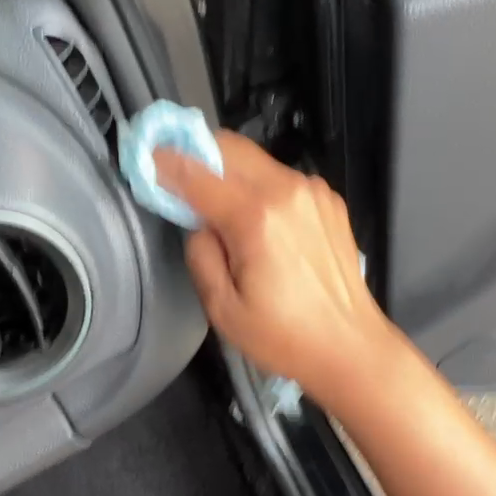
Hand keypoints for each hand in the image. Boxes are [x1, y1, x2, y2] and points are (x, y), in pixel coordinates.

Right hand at [155, 133, 402, 401]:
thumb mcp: (222, 308)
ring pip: (256, 161)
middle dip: (196, 154)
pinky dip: (257, 188)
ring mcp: (312, 193)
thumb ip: (200, 255)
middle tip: (173, 172)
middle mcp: (288, 193)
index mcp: (257, 218)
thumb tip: (197, 225)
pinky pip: (280, 180)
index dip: (166, 164)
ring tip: (214, 206)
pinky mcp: (327, 201)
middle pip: (230, 149)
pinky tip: (253, 222)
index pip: (198, 174)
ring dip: (227, 172)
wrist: (349, 346)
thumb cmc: (286, 337)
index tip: (146, 159)